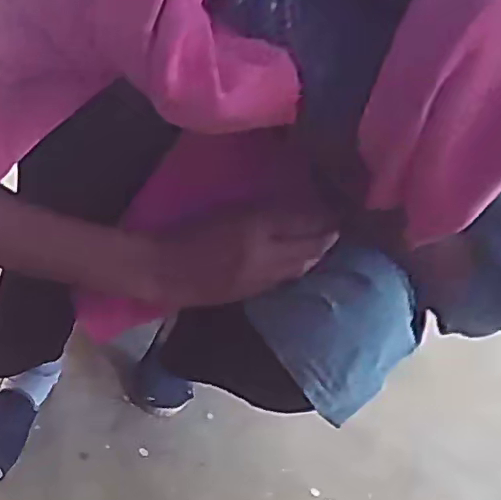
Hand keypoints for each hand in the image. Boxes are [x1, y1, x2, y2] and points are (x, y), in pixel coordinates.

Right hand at [144, 207, 337, 307]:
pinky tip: (292, 264)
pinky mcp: (244, 295)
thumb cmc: (186, 234)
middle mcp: (265, 260)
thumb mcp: (230, 212)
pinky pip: (279, 282)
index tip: (343, 204)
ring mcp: (255, 282)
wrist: (157, 272)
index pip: (311, 223)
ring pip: (298, 269)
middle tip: (339, 225)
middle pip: (311, 250)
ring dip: (313, 257)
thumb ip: (268, 213)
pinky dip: (292, 271)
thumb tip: (308, 211)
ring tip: (320, 245)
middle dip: (327, 239)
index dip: (330, 215)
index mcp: (259, 231)